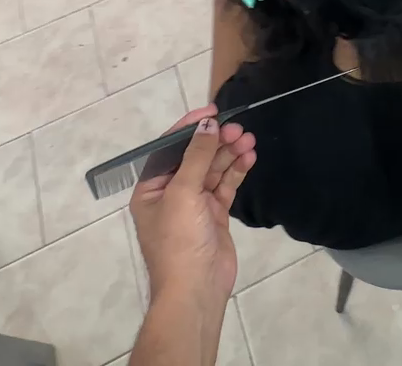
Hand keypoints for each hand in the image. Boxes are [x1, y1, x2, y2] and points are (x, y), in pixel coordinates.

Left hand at [129, 106, 256, 308]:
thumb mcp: (183, 193)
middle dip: (216, 141)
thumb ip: (197, 155)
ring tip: (248, 139)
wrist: (195, 290)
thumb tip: (208, 123)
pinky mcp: (215, 214)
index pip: (169, 148)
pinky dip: (237, 170)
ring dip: (229, 153)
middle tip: (238, 128)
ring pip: (213, 169)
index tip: (213, 111)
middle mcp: (171, 193)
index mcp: (151, 189)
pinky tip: (249, 157)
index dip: (190, 127)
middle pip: (195, 156)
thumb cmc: (179, 240)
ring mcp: (194, 204)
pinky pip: (225, 184)